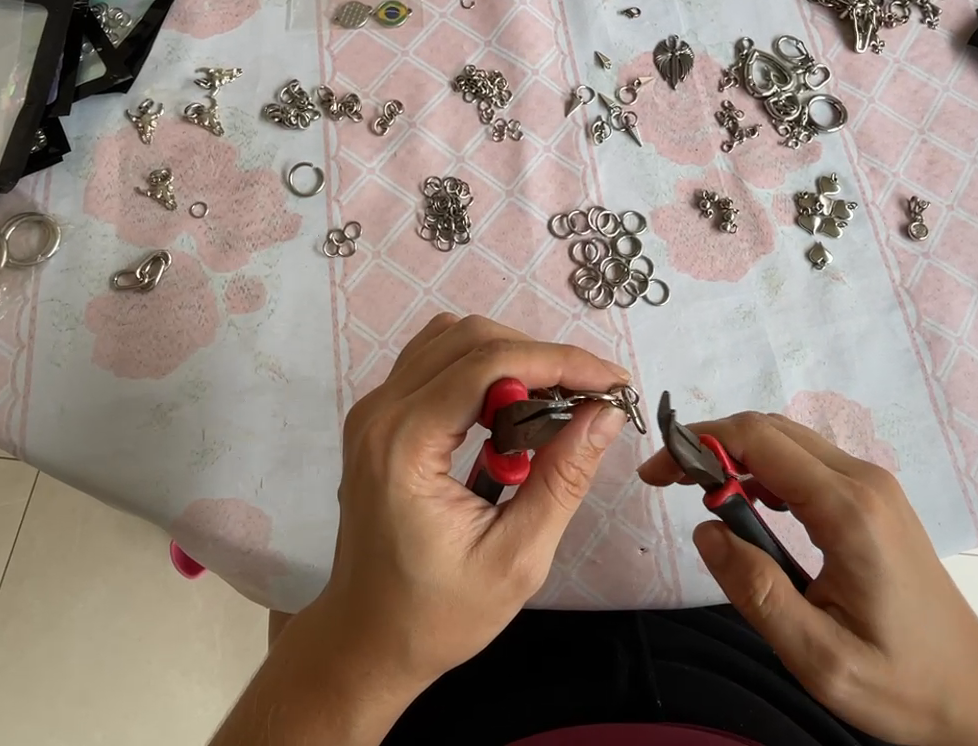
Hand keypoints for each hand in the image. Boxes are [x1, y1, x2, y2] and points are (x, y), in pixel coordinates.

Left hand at [307, 312, 631, 688]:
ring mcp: (374, 409)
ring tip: (555, 400)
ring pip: (452, 339)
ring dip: (511, 357)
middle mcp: (381, 411)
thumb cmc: (437, 614)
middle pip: (470, 338)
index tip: (612, 381)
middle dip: (540, 356)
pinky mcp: (379, 415)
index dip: (558, 361)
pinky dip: (482, 368)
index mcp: (405, 445)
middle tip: (590, 395)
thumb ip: (563, 479)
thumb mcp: (516, 558)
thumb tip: (605, 413)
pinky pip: (436, 360)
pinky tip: (510, 406)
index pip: (488, 364)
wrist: (365, 639)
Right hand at [639, 413, 977, 745]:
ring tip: (701, 495)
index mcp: (849, 509)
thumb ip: (756, 591)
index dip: (699, 444)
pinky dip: (764, 469)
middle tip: (669, 485)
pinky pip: (806, 461)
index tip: (657, 475)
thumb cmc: (902, 685)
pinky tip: (751, 507)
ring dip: (736, 455)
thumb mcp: (819, 657)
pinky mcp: (873, 499)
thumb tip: (704, 529)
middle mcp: (863, 480)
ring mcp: (873, 485)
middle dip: (711, 444)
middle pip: (770, 429)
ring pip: (786, 440)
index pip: (758, 440)